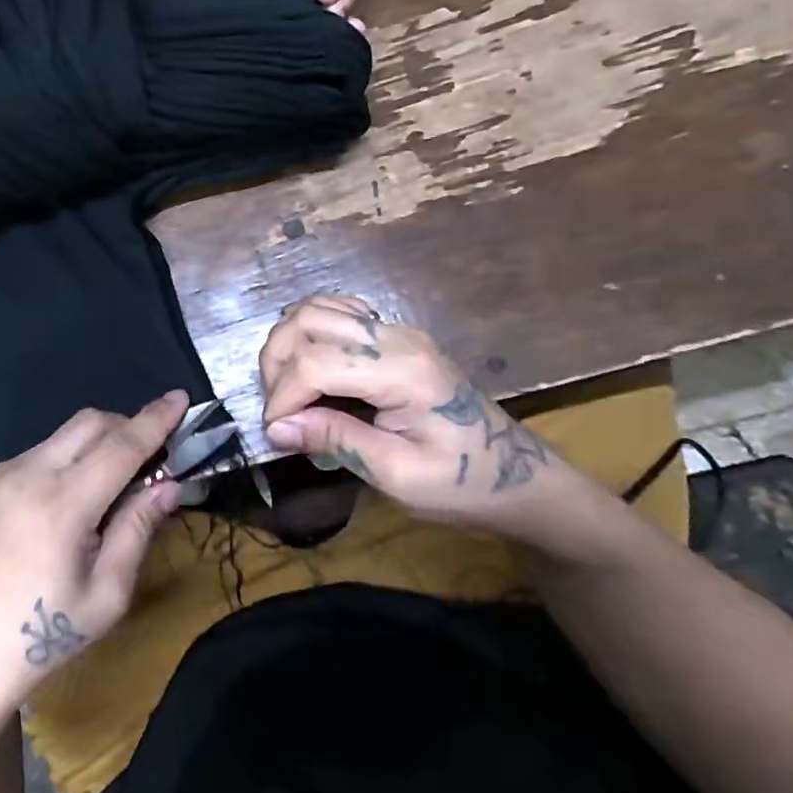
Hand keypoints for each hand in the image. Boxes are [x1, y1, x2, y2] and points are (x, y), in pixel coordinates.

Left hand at [0, 391, 187, 739]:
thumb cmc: (50, 632)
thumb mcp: (109, 592)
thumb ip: (138, 528)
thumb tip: (169, 483)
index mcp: (60, 506)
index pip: (119, 447)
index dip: (154, 420)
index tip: (181, 398)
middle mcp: (25, 475)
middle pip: (89, 424)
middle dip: (127, 428)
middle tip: (153, 456)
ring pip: (62, 435)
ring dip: (96, 444)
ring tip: (110, 485)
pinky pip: (37, 453)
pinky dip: (65, 461)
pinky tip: (68, 501)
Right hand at [259, 294, 595, 542]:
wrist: (517, 474)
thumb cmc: (463, 483)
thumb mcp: (398, 476)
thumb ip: (335, 441)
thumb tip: (275, 428)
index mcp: (403, 373)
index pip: (315, 364)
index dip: (282, 397)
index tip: (276, 432)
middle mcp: (396, 338)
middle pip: (306, 322)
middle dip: (276, 365)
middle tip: (280, 410)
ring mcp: (394, 330)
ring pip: (313, 309)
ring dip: (285, 345)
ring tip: (287, 388)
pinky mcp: (390, 334)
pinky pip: (333, 311)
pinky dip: (305, 332)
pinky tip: (308, 365)